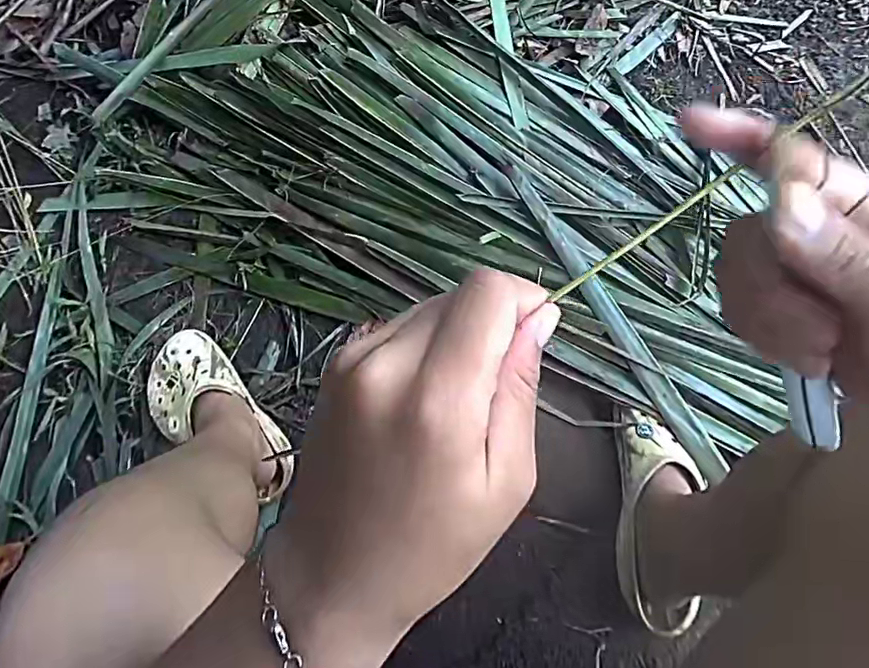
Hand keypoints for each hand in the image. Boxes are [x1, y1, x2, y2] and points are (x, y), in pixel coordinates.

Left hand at [266, 270, 558, 663]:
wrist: (328, 576)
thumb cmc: (432, 547)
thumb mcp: (506, 481)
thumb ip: (522, 387)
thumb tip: (540, 316)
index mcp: (437, 398)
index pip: (487, 292)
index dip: (523, 298)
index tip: (537, 328)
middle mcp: (388, 361)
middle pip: (461, 293)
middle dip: (494, 320)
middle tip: (498, 381)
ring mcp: (355, 355)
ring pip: (432, 305)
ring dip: (460, 331)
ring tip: (459, 396)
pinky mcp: (339, 359)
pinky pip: (402, 324)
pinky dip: (426, 343)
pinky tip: (423, 393)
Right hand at [680, 106, 868, 461]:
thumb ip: (850, 259)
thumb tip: (780, 204)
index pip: (794, 160)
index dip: (738, 135)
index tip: (689, 122)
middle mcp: (828, 230)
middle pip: (753, 228)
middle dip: (773, 285)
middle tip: (823, 332)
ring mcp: (803, 274)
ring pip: (740, 270)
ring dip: (772, 319)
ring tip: (826, 354)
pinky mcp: (786, 314)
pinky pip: (740, 306)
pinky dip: (766, 338)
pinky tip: (813, 365)